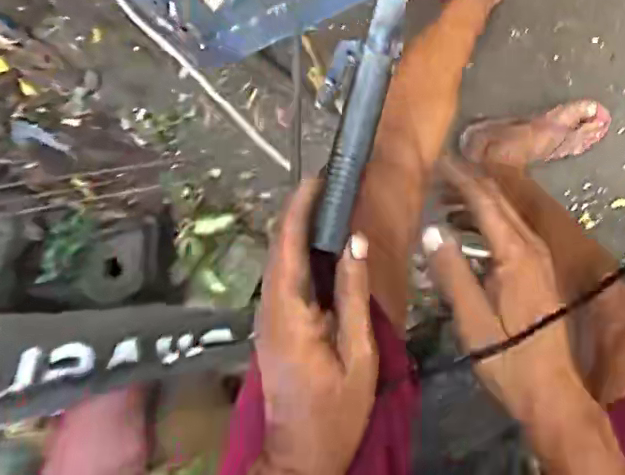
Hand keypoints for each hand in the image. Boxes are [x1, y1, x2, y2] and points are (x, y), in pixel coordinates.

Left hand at [251, 178, 377, 474]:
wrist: (298, 458)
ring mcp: (267, 315)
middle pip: (277, 244)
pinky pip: (282, 273)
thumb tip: (355, 240)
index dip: (300, 205)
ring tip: (328, 204)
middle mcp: (269, 305)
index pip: (288, 242)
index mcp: (288, 310)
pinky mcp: (272, 323)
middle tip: (330, 184)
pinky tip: (321, 243)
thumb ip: (354, 296)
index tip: (320, 178)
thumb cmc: (334, 411)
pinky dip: (298, 249)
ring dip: (297, 227)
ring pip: (277, 257)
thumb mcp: (358, 356)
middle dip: (299, 209)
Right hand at [425, 160, 624, 474]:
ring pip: (504, 209)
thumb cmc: (510, 359)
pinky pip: (508, 225)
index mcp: (516, 253)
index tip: (436, 160)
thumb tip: (431, 230)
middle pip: (498, 197)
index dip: (460, 177)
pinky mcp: (537, 267)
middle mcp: (531, 245)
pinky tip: (461, 224)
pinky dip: (483, 215)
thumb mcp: (473, 321)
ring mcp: (538, 255)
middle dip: (467, 178)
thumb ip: (452, 273)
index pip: (484, 200)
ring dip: (475, 195)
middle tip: (436, 168)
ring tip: (441, 192)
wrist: (553, 394)